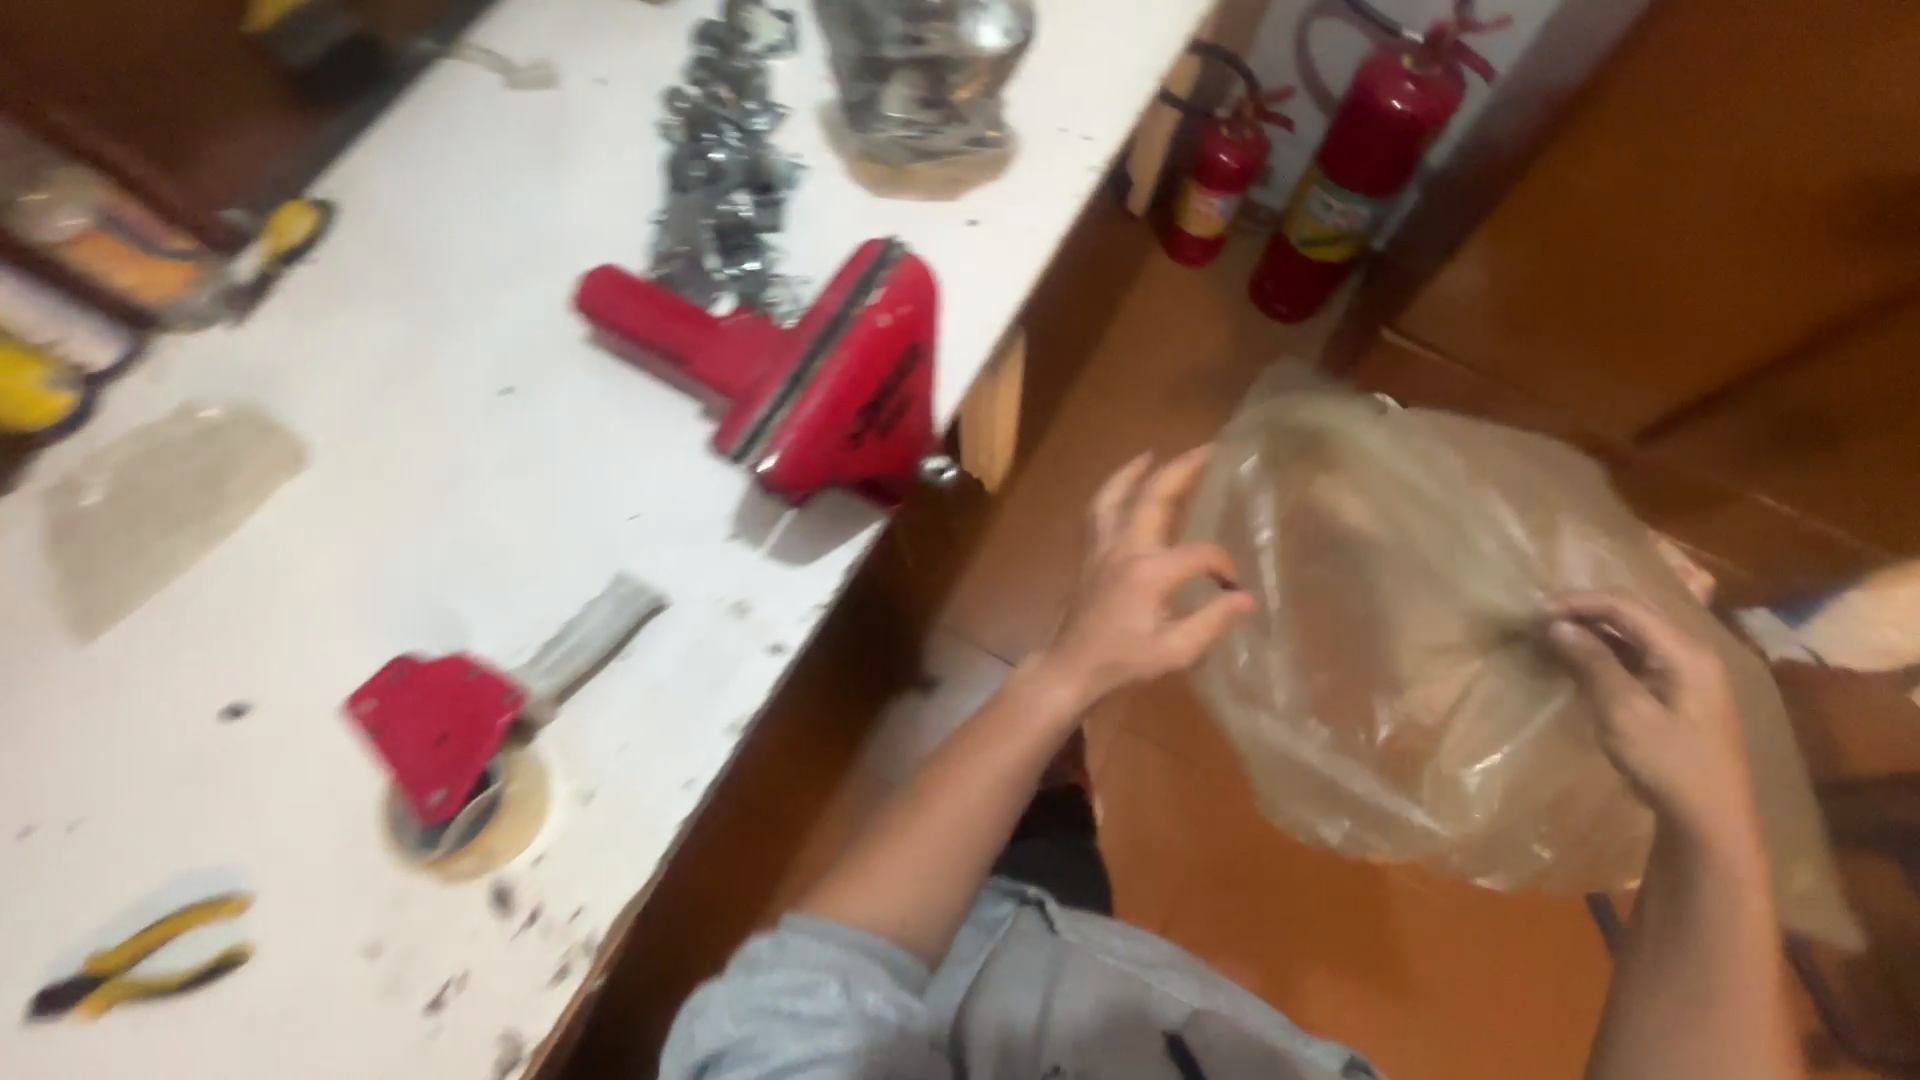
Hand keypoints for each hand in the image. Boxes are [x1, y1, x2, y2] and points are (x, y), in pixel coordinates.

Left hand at [1037, 447, 1256, 704]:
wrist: (1072, 666)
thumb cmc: (1123, 662)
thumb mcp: (1175, 651)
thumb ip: (1212, 622)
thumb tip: (1246, 597)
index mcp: (1149, 573)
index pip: (1199, 553)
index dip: (1223, 565)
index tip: (1233, 585)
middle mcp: (1123, 549)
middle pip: (1152, 498)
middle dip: (1181, 470)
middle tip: (1208, 450)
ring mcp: (1101, 548)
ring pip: (1114, 497)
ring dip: (1135, 473)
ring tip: (1152, 454)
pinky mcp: (1089, 554)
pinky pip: (1098, 512)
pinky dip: (1112, 493)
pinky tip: (1123, 489)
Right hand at [1545, 592, 1758, 847]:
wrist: (1708, 815)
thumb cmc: (1668, 763)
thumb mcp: (1623, 712)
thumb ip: (1592, 663)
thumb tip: (1555, 624)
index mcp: (1685, 652)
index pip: (1625, 606)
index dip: (1577, 602)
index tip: (1534, 612)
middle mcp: (1690, 651)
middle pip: (1632, 610)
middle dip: (1583, 608)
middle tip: (1538, 617)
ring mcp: (1686, 669)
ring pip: (1633, 629)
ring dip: (1590, 625)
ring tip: (1550, 632)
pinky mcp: (1676, 687)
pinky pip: (1635, 651)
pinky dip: (1602, 646)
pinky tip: (1575, 655)